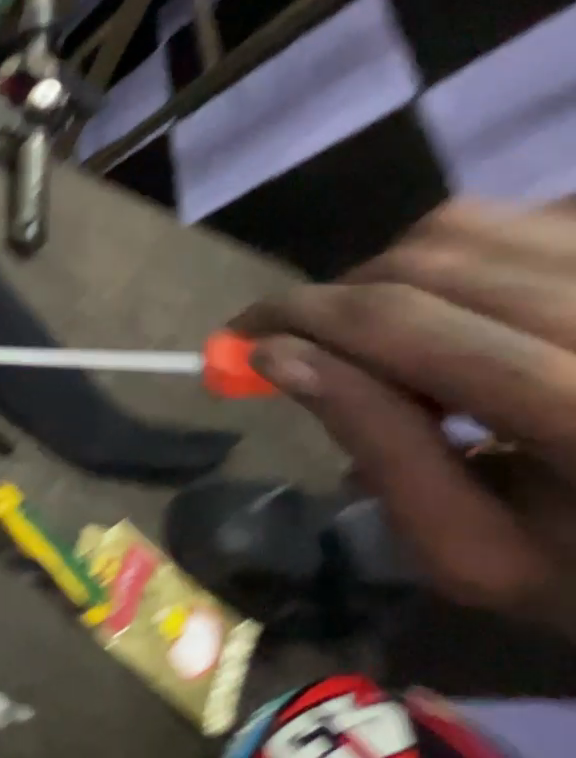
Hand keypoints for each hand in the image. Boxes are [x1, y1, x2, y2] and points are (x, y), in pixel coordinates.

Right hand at [235, 202, 575, 623]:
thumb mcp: (477, 554)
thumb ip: (378, 450)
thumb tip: (272, 354)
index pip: (404, 323)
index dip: (302, 313)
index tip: (241, 332)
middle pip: (429, 263)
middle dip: (342, 298)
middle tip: (321, 348)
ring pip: (469, 225)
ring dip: (399, 271)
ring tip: (407, 334)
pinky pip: (528, 216)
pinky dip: (470, 254)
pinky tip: (482, 314)